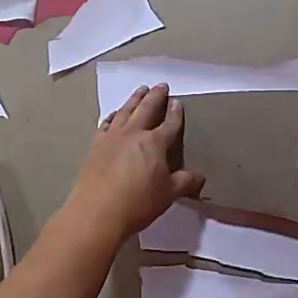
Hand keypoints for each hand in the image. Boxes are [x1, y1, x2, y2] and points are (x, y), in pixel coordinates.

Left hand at [62, 84, 206, 244]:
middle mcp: (134, 133)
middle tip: (161, 85)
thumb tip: (201, 177)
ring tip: (141, 90)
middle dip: (156, 96)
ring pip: (126, 111)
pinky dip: (113, 116)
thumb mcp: (169, 194)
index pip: (170, 123)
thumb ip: (186, 182)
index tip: (178, 102)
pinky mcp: (96, 144)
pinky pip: (106, 123)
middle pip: (147, 108)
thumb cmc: (138, 203)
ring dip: (135, 99)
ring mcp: (112, 137)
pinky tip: (115, 114)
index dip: (175, 113)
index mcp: (155, 143)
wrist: (97, 211)